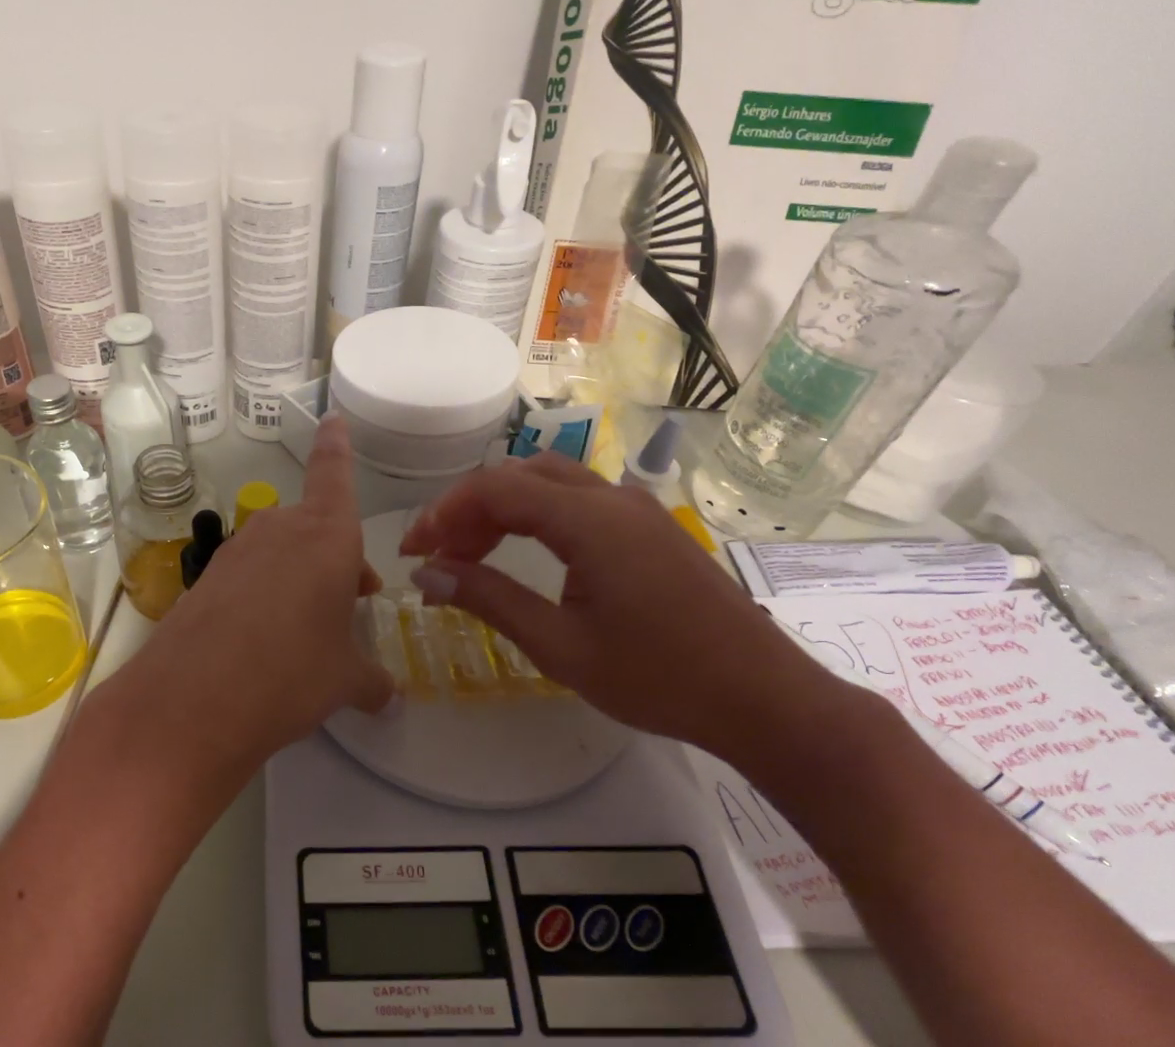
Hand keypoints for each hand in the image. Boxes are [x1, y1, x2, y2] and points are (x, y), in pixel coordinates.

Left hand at [119, 414, 392, 768]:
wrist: (191, 700)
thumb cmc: (291, 674)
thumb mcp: (345, 681)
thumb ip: (373, 681)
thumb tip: (390, 696)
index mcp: (325, 536)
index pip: (335, 474)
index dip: (336, 447)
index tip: (332, 418)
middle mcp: (279, 530)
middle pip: (314, 527)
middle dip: (335, 558)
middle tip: (352, 601)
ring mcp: (235, 553)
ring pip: (281, 552)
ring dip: (300, 577)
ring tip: (309, 629)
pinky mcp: (204, 580)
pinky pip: (249, 576)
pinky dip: (264, 596)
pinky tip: (265, 642)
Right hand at [399, 453, 853, 759]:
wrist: (762, 698)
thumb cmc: (658, 677)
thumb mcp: (560, 645)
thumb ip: (489, 600)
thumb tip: (426, 576)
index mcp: (589, 520)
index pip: (494, 489)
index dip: (443, 514)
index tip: (413, 552)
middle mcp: (613, 499)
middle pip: (519, 476)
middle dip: (468, 510)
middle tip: (437, 558)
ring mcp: (637, 510)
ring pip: (550, 483)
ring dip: (502, 511)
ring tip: (471, 559)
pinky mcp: (651, 529)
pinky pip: (578, 502)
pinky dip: (537, 518)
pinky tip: (523, 556)